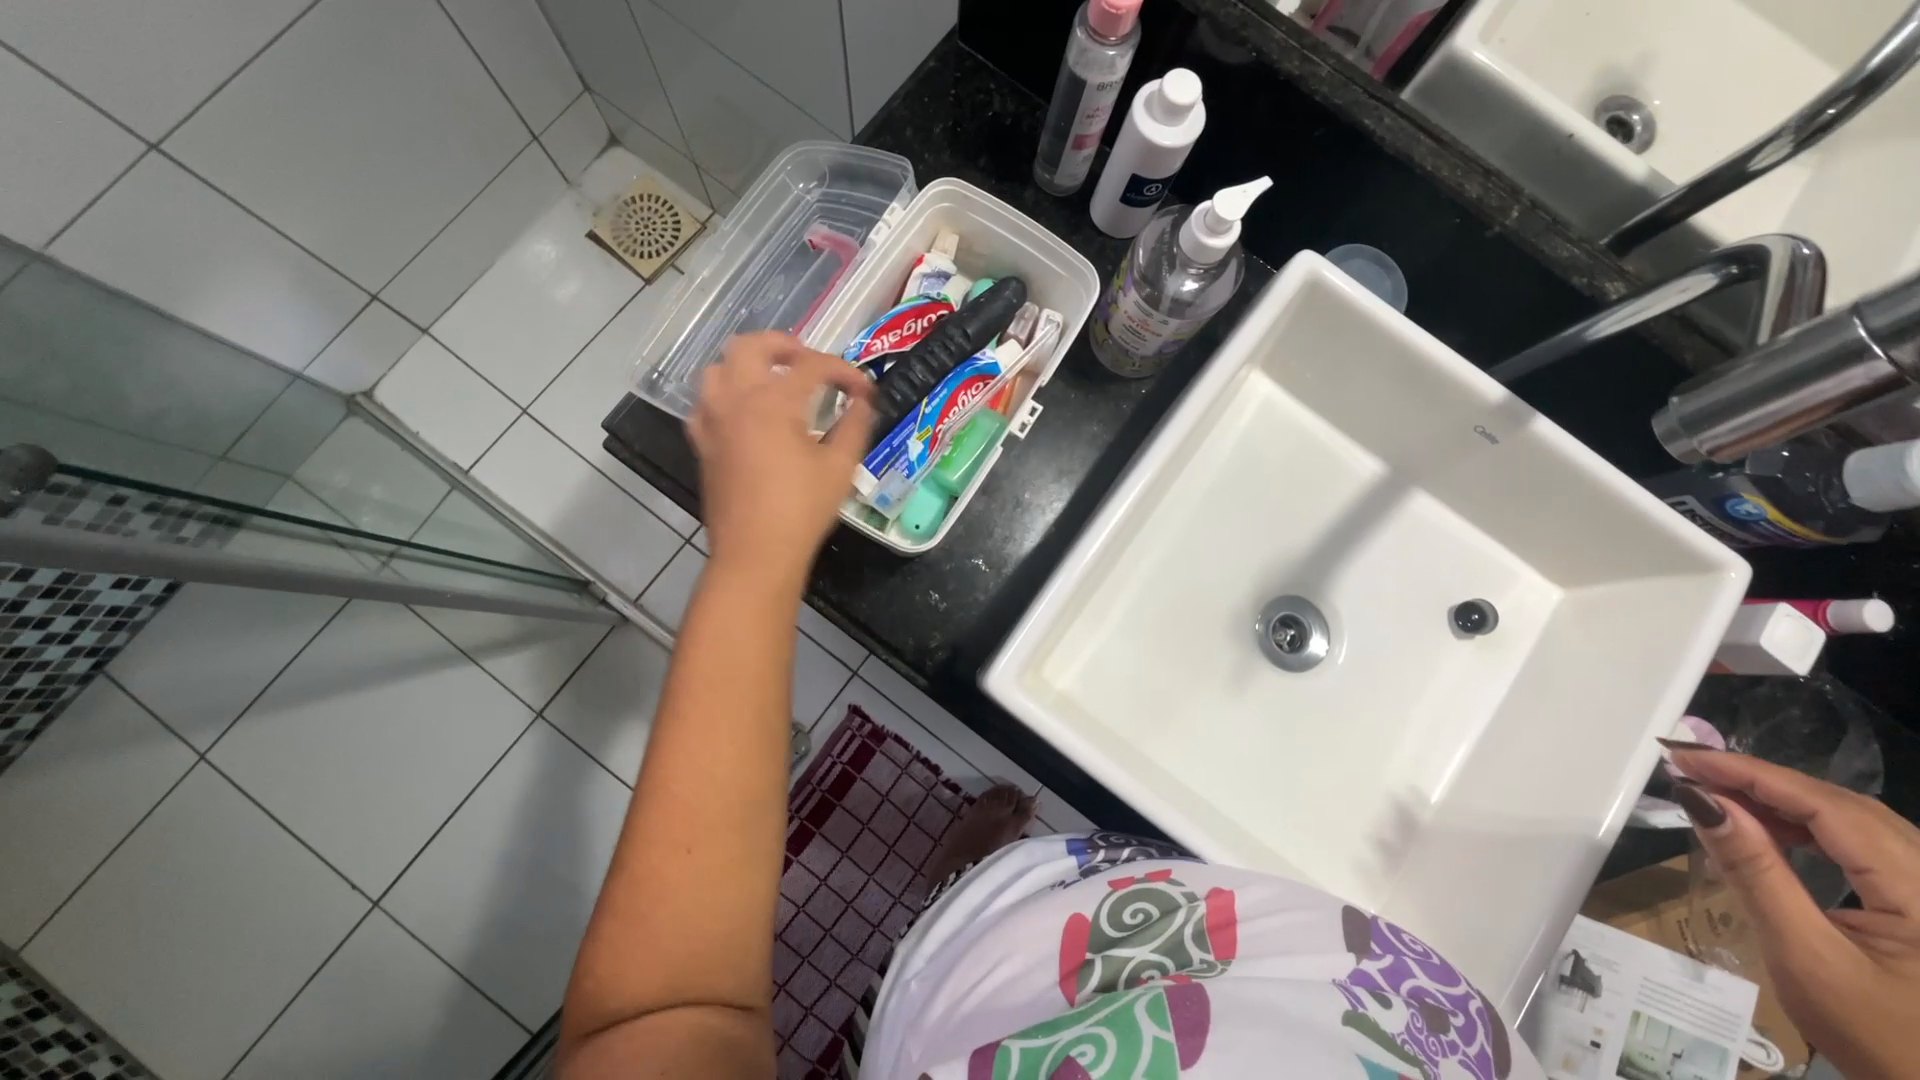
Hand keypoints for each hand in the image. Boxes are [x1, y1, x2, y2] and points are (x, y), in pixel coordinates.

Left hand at [687, 332, 872, 588]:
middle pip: (751, 345)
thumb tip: (862, 403)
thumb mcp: (840, 468)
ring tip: (773, 381)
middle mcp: (736, 400)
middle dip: (784, 345)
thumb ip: (854, 426)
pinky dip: (725, 396)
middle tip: (808, 363)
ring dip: (747, 365)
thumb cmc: (801, 511)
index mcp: (774, 402)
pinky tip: (744, 414)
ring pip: (717, 368)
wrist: (755, 554)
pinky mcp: (702, 444)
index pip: (813, 366)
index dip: (844, 371)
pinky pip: (704, 403)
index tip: (864, 390)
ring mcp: (712, 421)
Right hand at [1667, 749, 1919, 1079]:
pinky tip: (1768, 831)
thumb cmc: (1880, 1035)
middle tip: (1689, 769)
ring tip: (1717, 795)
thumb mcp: (1805, 956)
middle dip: (1762, 781)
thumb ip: (1756, 873)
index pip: (1827, 807)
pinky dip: (1808, 829)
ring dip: (1781, 802)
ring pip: (1854, 822)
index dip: (1751, 773)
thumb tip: (1701, 802)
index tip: (1683, 757)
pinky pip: (1864, 846)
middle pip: (1844, 807)